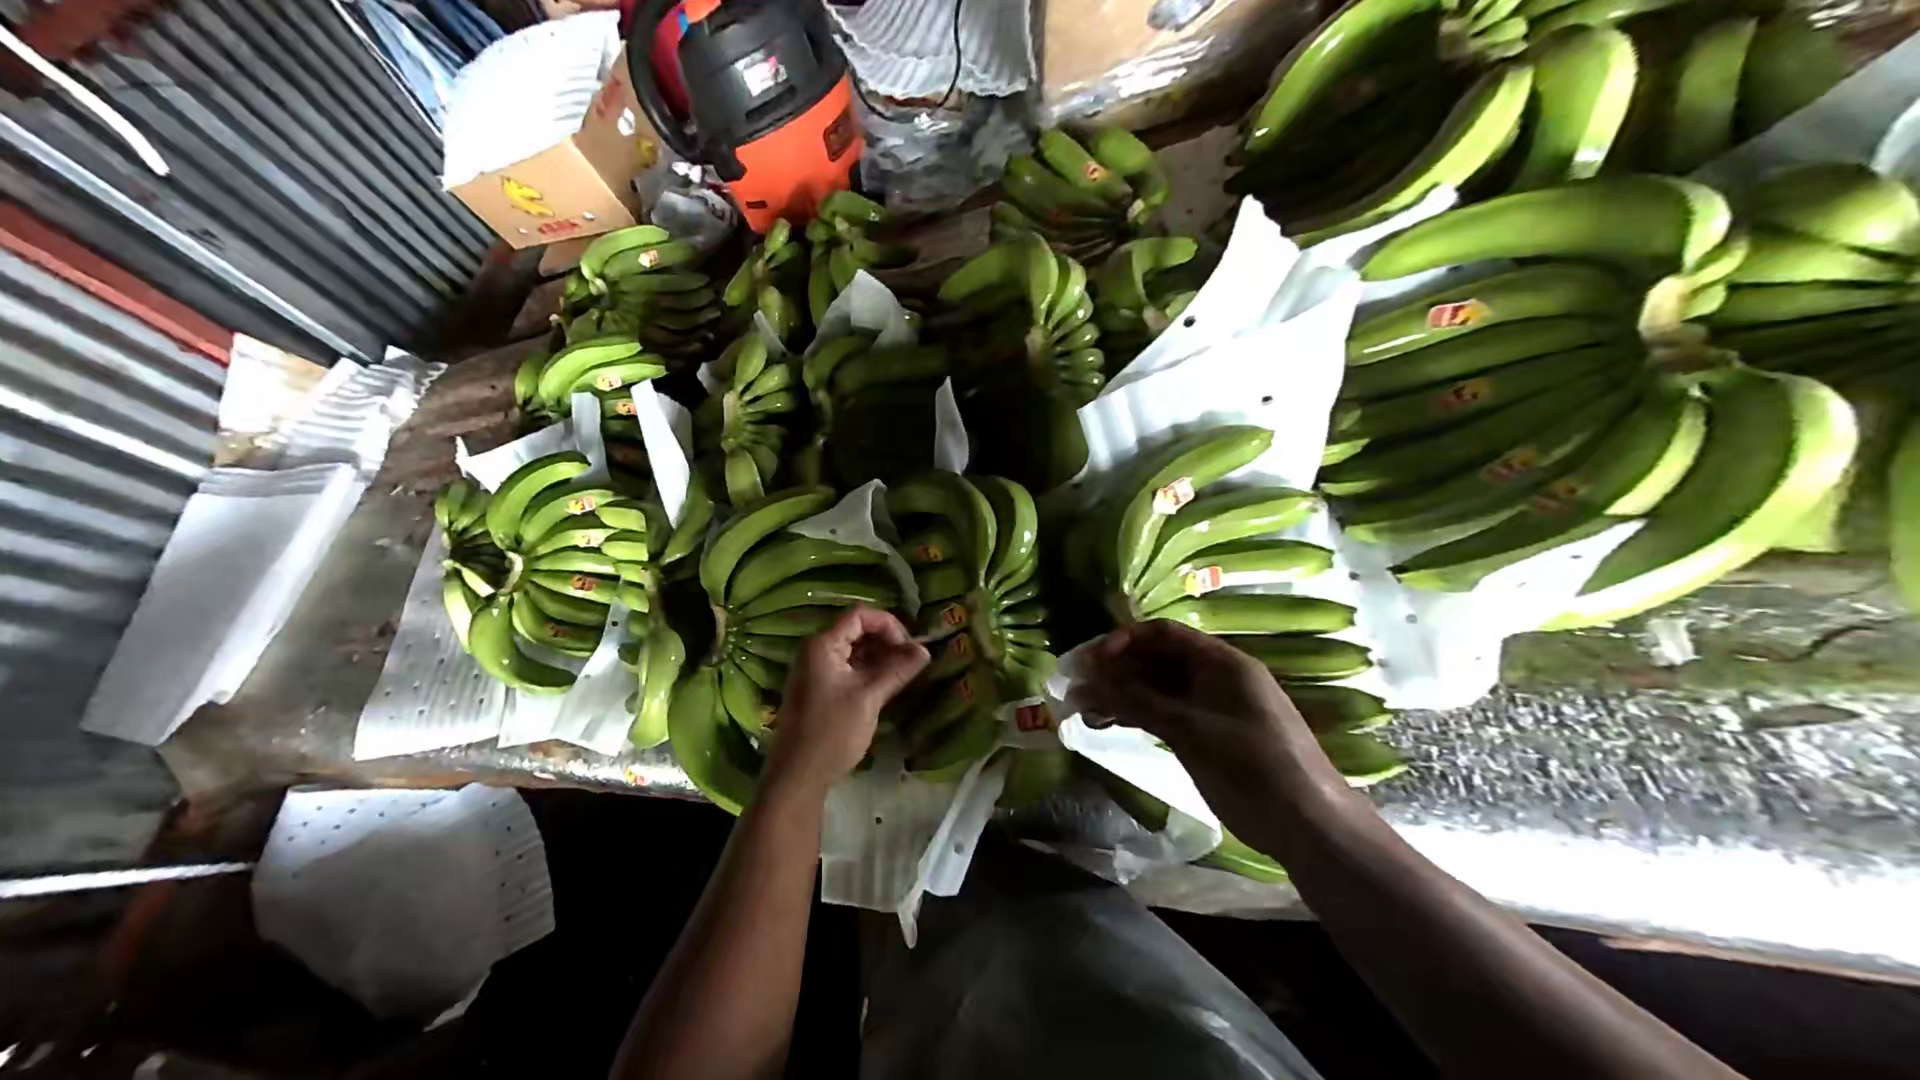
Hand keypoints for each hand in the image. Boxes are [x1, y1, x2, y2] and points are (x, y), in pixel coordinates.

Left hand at [769, 605, 928, 792]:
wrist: (797, 775)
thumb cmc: (831, 733)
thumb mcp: (869, 698)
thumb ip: (897, 670)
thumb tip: (925, 650)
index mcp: (822, 645)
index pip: (860, 615)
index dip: (889, 624)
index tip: (909, 647)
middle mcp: (816, 650)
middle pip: (857, 629)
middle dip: (887, 640)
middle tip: (911, 661)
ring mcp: (816, 669)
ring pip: (854, 649)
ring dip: (880, 656)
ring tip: (904, 673)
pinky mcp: (820, 687)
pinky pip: (848, 666)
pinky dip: (869, 670)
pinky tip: (887, 684)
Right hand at [1074, 619, 1355, 850]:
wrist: (1305, 823)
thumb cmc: (1253, 764)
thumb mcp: (1191, 730)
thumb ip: (1137, 703)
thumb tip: (1086, 683)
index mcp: (1221, 662)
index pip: (1164, 635)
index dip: (1125, 640)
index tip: (1092, 659)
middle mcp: (1213, 678)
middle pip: (1156, 660)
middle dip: (1116, 669)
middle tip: (1077, 685)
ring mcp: (1208, 709)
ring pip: (1155, 689)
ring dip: (1121, 694)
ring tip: (1082, 706)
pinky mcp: (1203, 736)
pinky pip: (1162, 714)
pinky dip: (1135, 715)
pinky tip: (1106, 722)